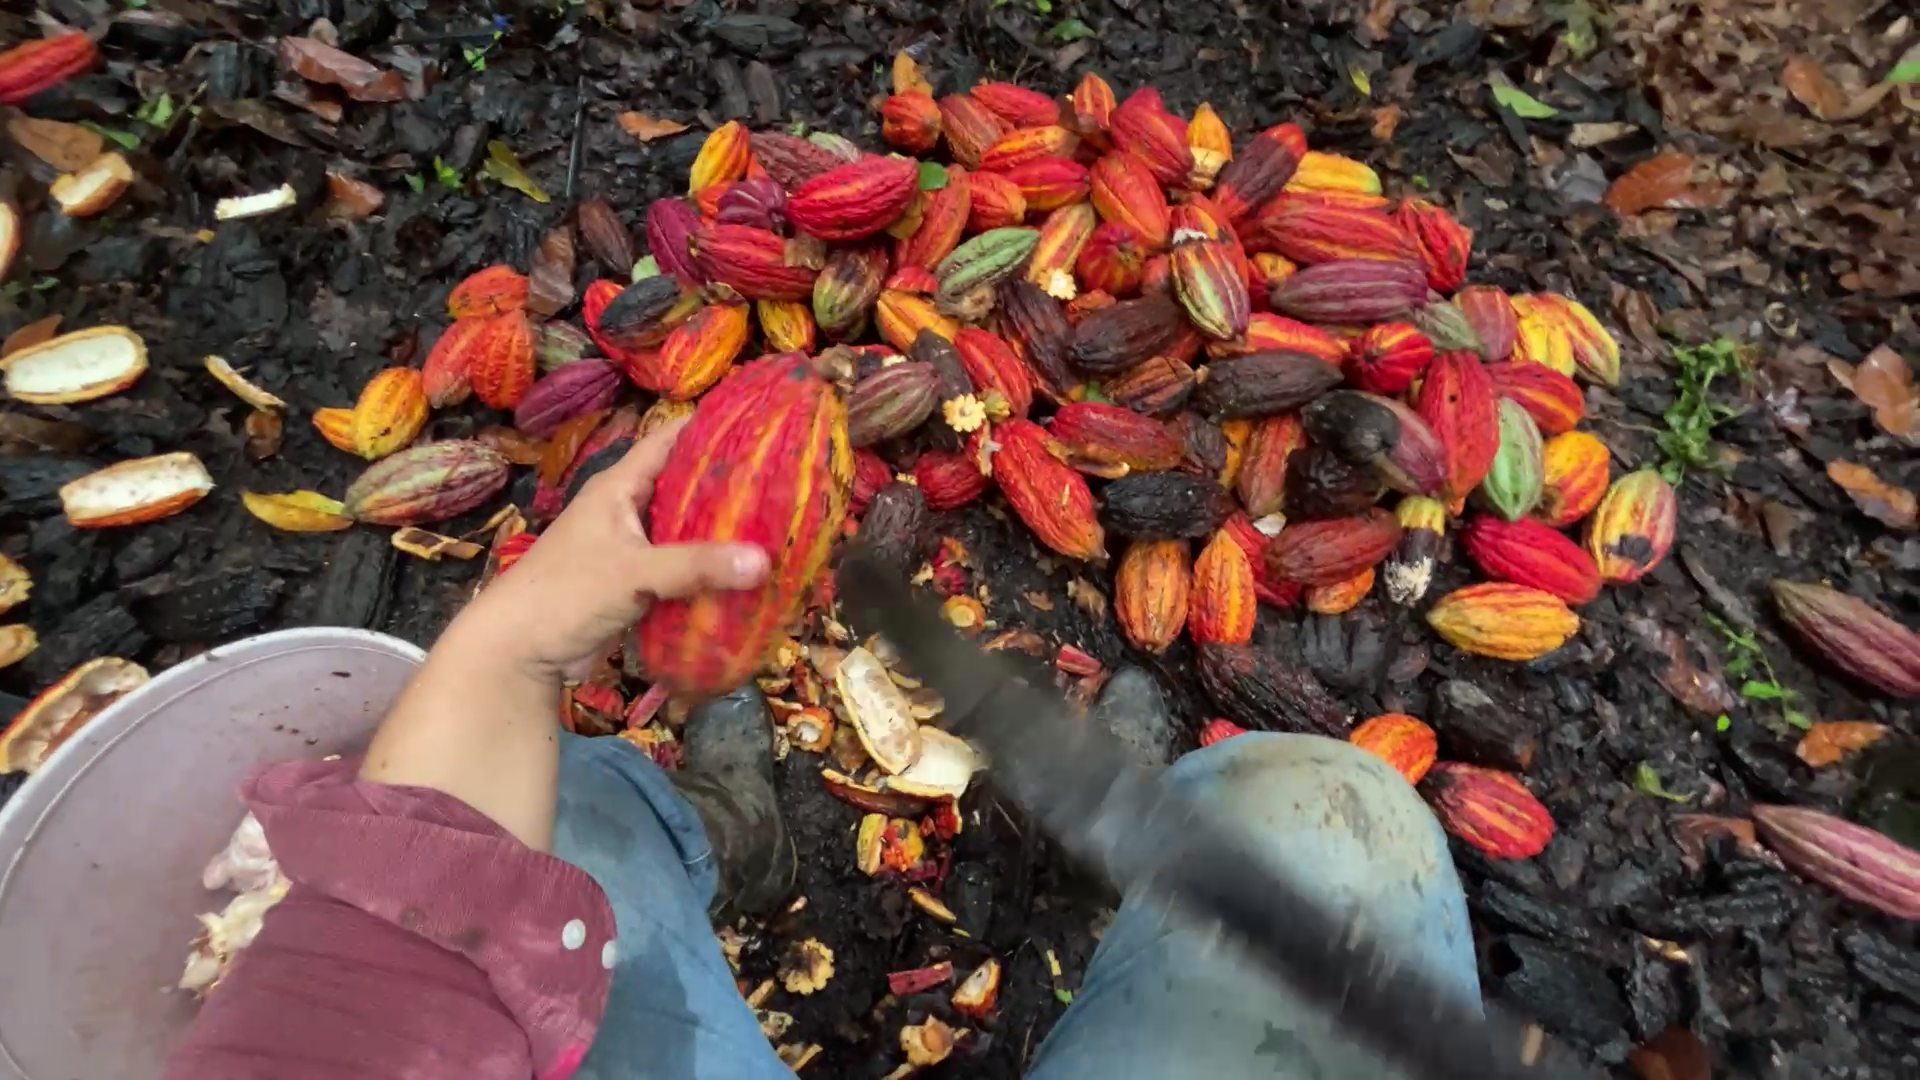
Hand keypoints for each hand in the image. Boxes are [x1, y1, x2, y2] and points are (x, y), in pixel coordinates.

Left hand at [453, 417, 769, 681]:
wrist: (517, 652)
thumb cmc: (565, 593)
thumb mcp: (633, 573)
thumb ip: (697, 566)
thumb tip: (765, 561)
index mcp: (620, 486)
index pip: (670, 439)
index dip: (711, 426)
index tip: (760, 422)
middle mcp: (630, 509)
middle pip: (687, 483)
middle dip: (730, 481)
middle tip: (783, 477)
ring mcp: (635, 546)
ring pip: (689, 527)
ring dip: (724, 528)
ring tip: (777, 521)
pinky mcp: (640, 581)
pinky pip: (685, 564)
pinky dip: (712, 565)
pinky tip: (747, 569)